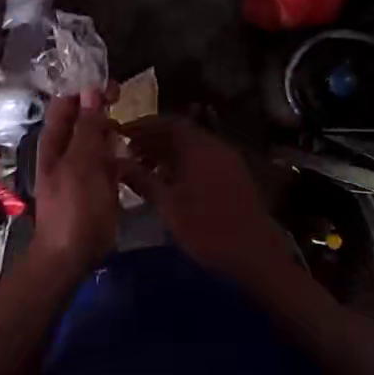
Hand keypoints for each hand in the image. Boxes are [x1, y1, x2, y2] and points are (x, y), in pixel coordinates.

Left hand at [30, 91, 120, 272]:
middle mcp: (66, 151)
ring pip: (97, 139)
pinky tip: (134, 155)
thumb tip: (91, 91)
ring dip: (112, 131)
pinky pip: (108, 161)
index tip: (114, 88)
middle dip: (103, 109)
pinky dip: (119, 154)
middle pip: (83, 120)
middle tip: (126, 103)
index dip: (86, 91)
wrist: (72, 255)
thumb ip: (87, 128)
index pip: (66, 104)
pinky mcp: (97, 186)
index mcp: (55, 143)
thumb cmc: (75, 208)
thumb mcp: (82, 163)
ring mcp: (81, 169)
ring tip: (133, 127)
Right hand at [121, 117, 291, 284]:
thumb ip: (144, 181)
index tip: (122, 134)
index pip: (170, 123)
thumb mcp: (169, 207)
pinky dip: (185, 164)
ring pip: (194, 147)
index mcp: (200, 148)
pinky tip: (171, 183)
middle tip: (129, 153)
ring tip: (145, 169)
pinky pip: (205, 159)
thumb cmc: (207, 229)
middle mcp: (216, 147)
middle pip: (182, 133)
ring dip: (169, 153)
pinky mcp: (236, 176)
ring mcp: (229, 161)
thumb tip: (118, 164)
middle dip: (154, 140)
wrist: (255, 251)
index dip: (144, 126)